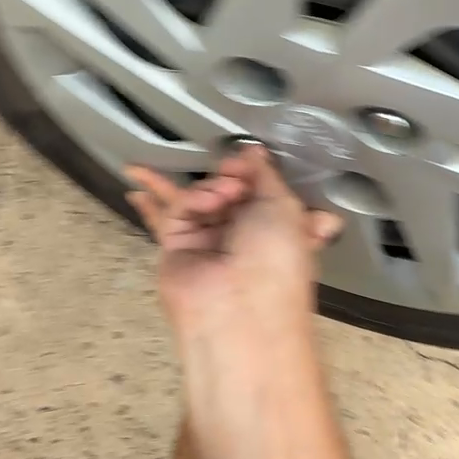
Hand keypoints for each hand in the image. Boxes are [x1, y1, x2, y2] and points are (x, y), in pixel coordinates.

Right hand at [124, 146, 342, 331]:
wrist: (240, 307)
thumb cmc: (276, 261)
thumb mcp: (285, 206)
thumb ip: (264, 173)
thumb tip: (252, 152)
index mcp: (274, 229)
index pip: (256, 188)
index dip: (250, 171)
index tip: (246, 163)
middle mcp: (239, 237)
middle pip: (224, 191)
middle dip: (228, 178)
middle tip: (233, 181)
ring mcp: (206, 243)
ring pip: (197, 198)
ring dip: (207, 189)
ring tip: (218, 197)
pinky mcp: (175, 247)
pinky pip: (173, 211)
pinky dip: (180, 198)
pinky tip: (182, 193)